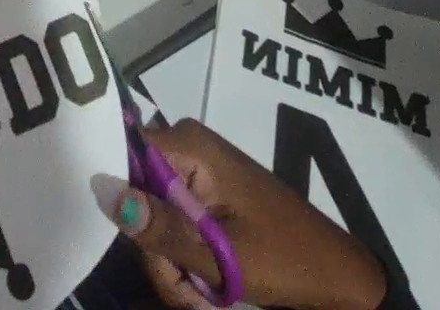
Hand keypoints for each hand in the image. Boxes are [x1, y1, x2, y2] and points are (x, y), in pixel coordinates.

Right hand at [106, 119, 386, 309]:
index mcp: (189, 145)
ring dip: (170, 264)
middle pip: (136, 197)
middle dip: (157, 252)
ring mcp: (192, 169)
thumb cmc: (283, 258)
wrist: (335, 276)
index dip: (124, 205)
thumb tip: (103, 192)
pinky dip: (182, 258)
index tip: (144, 250)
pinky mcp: (198, 191)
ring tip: (202, 295)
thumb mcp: (219, 254)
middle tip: (187, 289)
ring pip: (150, 218)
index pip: (125, 157)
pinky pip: (168, 221)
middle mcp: (184, 146)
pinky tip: (203, 284)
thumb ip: (160, 227)